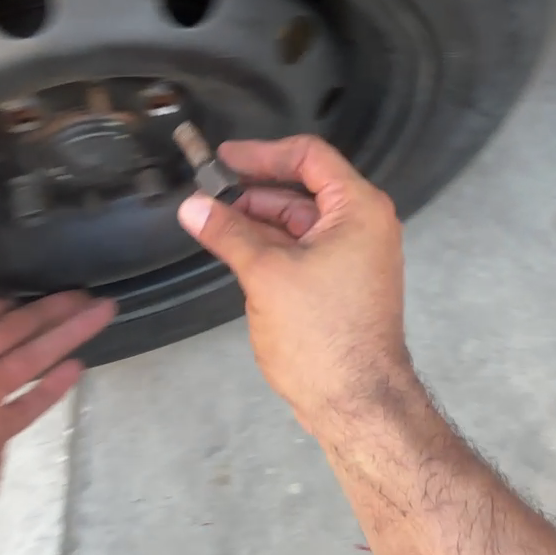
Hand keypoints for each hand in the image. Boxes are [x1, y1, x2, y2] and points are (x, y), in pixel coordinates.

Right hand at [175, 135, 411, 432]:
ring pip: (300, 219)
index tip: (221, 159)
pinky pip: (303, 246)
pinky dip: (271, 242)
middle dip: (254, 187)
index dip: (262, 153)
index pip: (309, 156)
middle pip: (303, 186)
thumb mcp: (267, 274)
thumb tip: (192, 205)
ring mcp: (354, 252)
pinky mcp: (342, 279)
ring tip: (212, 218)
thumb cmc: (320, 331)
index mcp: (358, 207)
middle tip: (207, 191)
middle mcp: (363, 222)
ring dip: (258, 217)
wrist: (357, 401)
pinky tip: (235, 245)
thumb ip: (229, 232)